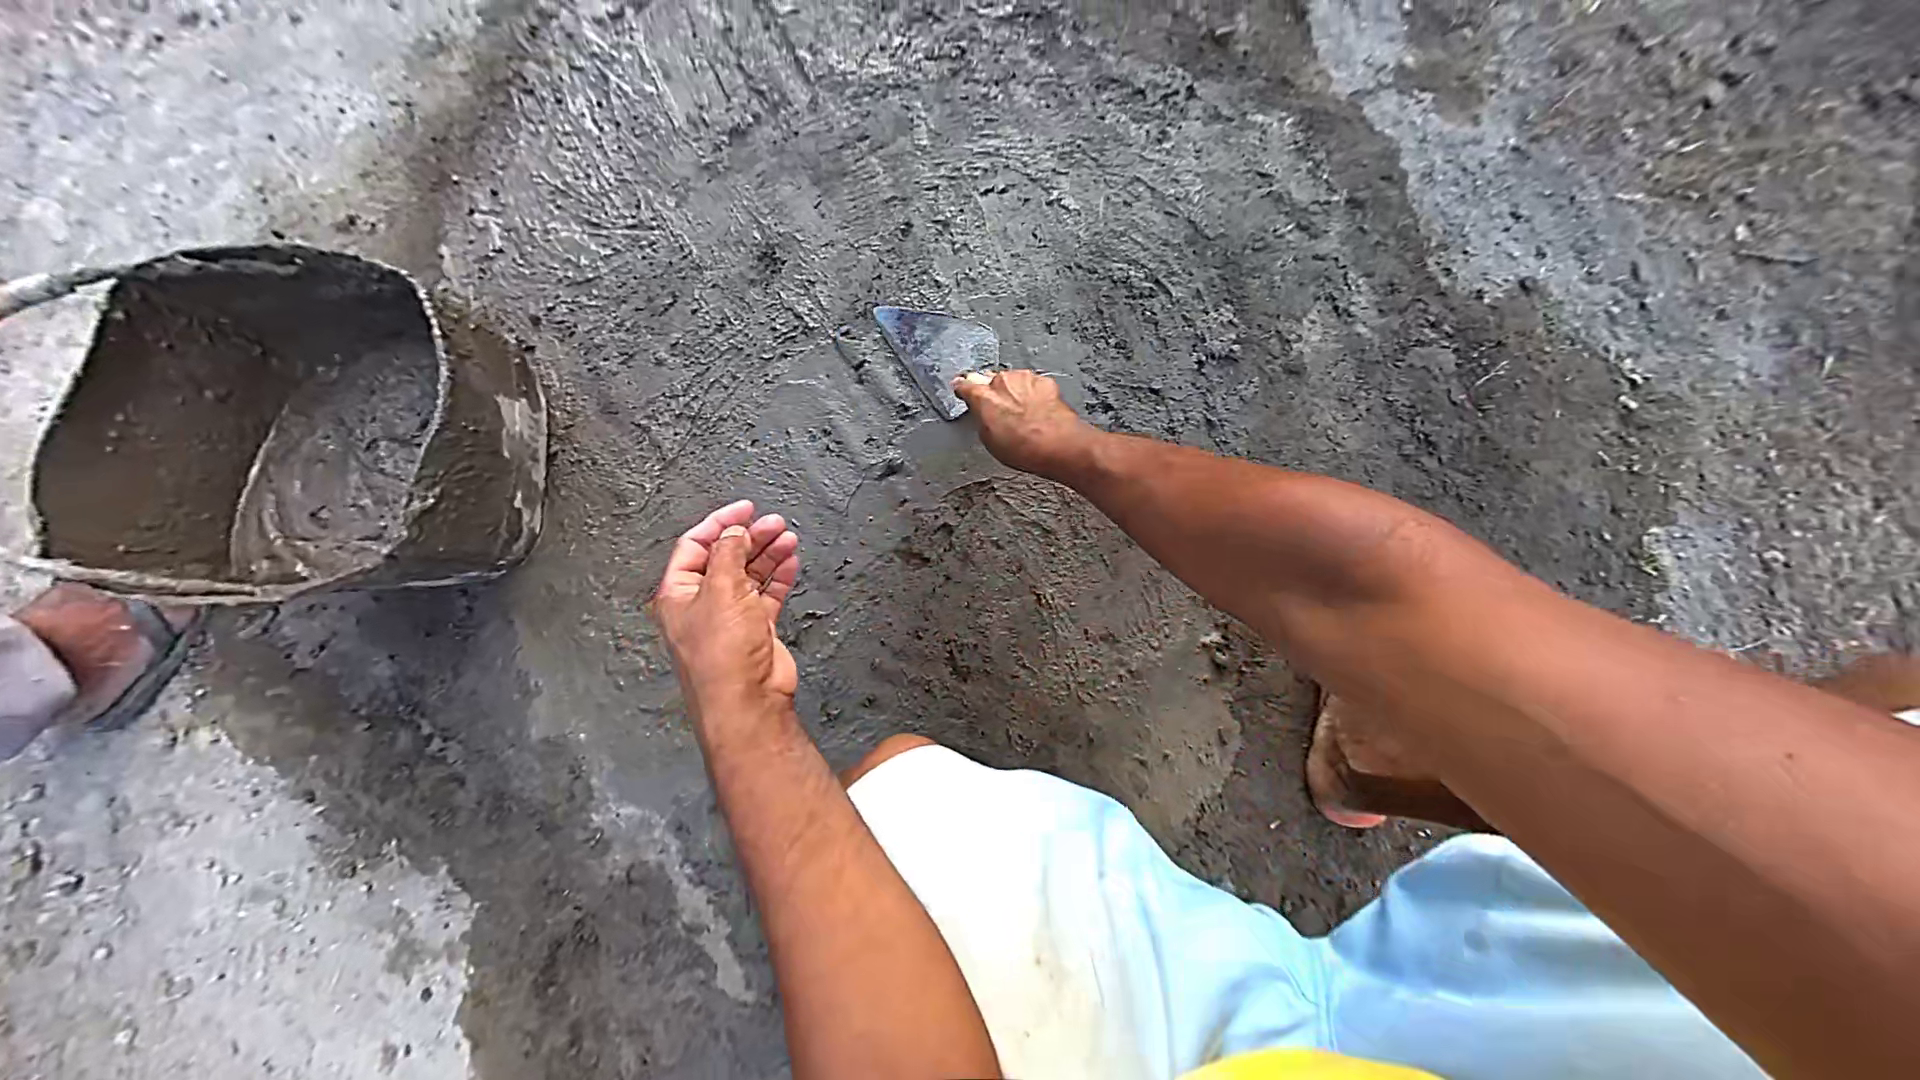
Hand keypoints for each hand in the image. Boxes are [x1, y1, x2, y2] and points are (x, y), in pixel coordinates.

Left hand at [652, 500, 800, 724]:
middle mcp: (703, 603)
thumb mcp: (721, 591)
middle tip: (774, 523)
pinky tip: (790, 562)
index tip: (745, 508)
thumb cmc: (722, 658)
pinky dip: (779, 577)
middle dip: (750, 537)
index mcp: (679, 593)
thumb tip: (734, 531)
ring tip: (787, 538)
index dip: (720, 522)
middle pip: (727, 557)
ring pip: (750, 574)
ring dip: (768, 554)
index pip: (697, 545)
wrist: (747, 701)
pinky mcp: (755, 628)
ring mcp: (730, 617)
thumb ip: (728, 553)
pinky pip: (767, 594)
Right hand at [950, 370, 1095, 476]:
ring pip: (1012, 380)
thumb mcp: (989, 440)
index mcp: (982, 396)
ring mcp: (1024, 379)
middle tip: (996, 410)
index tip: (961, 389)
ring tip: (1019, 415)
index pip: (964, 384)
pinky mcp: (1044, 382)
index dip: (962, 388)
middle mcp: (1002, 382)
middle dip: (990, 392)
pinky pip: (1031, 385)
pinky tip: (1035, 411)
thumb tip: (980, 413)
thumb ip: (981, 418)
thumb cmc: (1025, 447)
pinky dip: (1031, 394)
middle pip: (988, 379)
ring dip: (1012, 392)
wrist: (1058, 444)